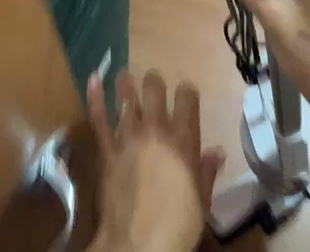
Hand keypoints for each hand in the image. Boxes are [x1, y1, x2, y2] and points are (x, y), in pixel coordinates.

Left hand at [86, 69, 223, 251]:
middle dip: (155, 82)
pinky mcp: (108, 151)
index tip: (185, 92)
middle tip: (153, 80)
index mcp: (183, 139)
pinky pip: (99, 119)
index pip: (187, 99)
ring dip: (127, 84)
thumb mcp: (201, 201)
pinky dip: (95, 98)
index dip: (187, 91)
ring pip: (127, 99)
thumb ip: (207, 172)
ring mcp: (130, 138)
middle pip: (155, 90)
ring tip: (125, 74)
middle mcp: (157, 130)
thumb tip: (216, 152)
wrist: (140, 243)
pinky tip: (93, 80)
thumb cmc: (177, 224)